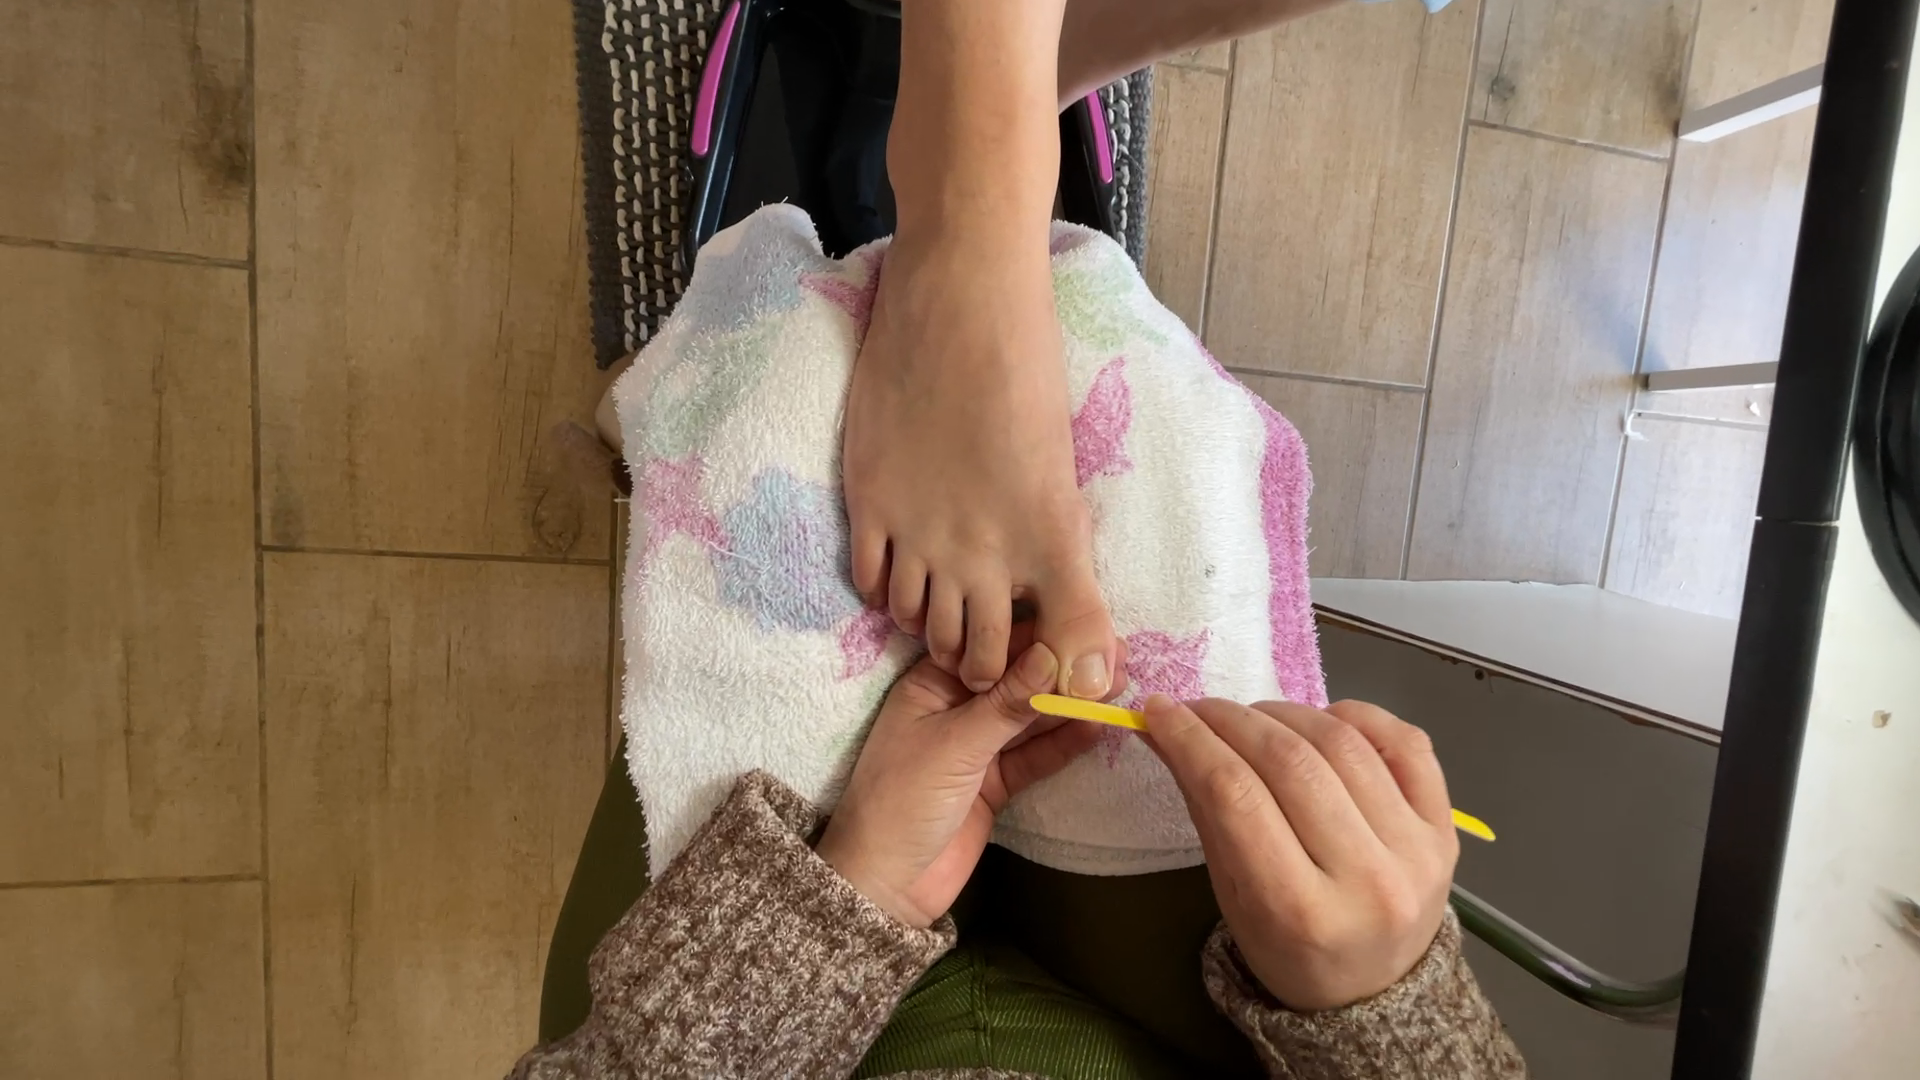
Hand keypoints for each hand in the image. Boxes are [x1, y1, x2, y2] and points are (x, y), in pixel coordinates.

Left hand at [818, 639, 1104, 926]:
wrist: (886, 885)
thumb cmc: (903, 798)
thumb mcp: (955, 744)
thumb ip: (1006, 704)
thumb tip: (1052, 654)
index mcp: (934, 682)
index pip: (992, 649)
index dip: (1039, 638)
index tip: (1085, 628)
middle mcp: (958, 706)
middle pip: (1018, 682)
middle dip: (1063, 671)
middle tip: (1118, 657)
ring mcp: (979, 745)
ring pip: (1031, 719)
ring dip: (1071, 705)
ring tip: (1119, 686)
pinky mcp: (996, 781)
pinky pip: (1034, 755)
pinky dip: (1063, 744)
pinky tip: (1096, 727)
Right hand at [844, 229, 1118, 697]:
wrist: (962, 302)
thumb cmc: (1027, 366)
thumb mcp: (1061, 459)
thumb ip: (1055, 534)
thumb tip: (1047, 583)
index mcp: (1051, 537)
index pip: (1072, 645)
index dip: (1066, 675)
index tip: (1054, 669)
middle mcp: (985, 553)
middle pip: (983, 656)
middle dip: (987, 664)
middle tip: (985, 645)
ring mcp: (921, 534)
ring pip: (923, 627)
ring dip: (936, 631)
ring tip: (942, 612)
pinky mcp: (871, 506)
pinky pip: (874, 586)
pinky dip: (889, 595)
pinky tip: (900, 576)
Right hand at [1142, 696, 1458, 1010]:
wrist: (1373, 987)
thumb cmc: (1283, 941)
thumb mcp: (1226, 885)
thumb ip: (1200, 799)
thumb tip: (1160, 724)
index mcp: (1298, 909)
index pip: (1234, 794)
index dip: (1190, 739)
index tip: (1159, 710)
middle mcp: (1367, 880)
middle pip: (1287, 761)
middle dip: (1228, 719)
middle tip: (1196, 709)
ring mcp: (1417, 850)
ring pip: (1339, 742)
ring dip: (1280, 711)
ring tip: (1252, 718)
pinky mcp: (1447, 829)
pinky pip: (1406, 742)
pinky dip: (1356, 714)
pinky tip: (1320, 719)